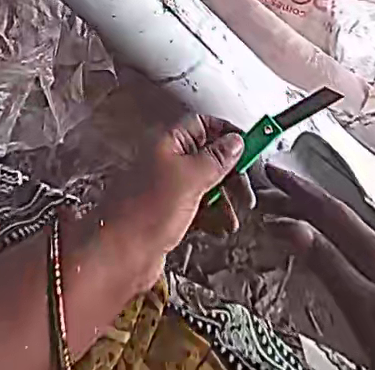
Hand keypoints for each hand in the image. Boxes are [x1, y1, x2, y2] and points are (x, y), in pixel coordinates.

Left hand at [87, 114, 253, 288]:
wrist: (123, 251)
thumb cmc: (148, 209)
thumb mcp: (190, 179)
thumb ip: (216, 158)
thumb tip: (235, 140)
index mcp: (168, 142)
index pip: (202, 124)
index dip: (226, 132)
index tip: (251, 146)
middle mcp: (167, 159)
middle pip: (208, 155)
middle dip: (230, 173)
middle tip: (245, 193)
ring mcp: (169, 186)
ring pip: (206, 184)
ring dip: (224, 200)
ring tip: (231, 219)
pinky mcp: (170, 211)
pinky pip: (199, 206)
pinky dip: (212, 215)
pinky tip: (219, 228)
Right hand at [262, 167, 374, 369]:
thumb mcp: (362, 306)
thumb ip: (327, 262)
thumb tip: (289, 224)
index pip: (328, 208)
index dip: (297, 188)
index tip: (270, 171)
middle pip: (334, 216)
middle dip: (298, 201)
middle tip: (264, 193)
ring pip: (340, 232)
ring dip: (310, 220)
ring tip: (282, 217)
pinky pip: (347, 249)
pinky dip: (323, 240)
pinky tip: (316, 250)